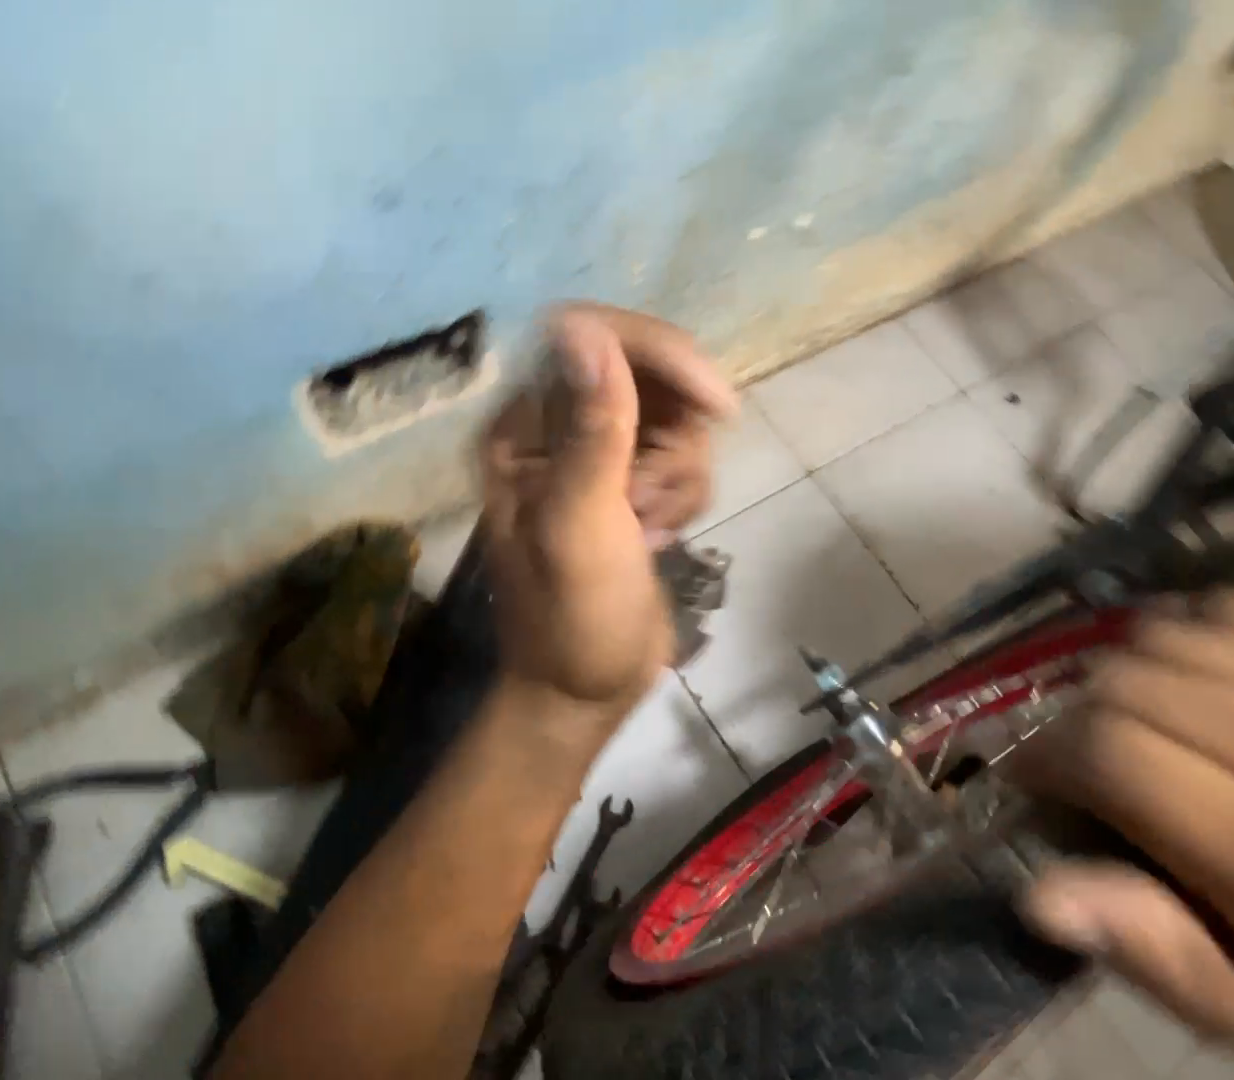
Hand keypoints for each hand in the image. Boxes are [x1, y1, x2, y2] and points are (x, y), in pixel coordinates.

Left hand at [479, 304, 733, 725]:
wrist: (588, 687)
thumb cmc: (571, 619)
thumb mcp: (579, 526)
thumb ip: (591, 430)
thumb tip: (587, 327)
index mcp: (521, 426)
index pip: (589, 334)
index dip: (656, 353)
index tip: (712, 405)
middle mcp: (557, 426)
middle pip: (645, 371)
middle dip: (673, 439)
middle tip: (653, 499)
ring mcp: (598, 453)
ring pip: (674, 417)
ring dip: (679, 476)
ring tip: (648, 530)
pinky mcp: (631, 482)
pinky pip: (684, 455)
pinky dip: (684, 496)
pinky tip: (658, 539)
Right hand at [1019, 593, 1233, 1063]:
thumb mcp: (1219, 999)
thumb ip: (1137, 945)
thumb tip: (1040, 896)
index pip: (1117, 754)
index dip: (1048, 752)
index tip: (1030, 772)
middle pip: (1135, 682)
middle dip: (1080, 712)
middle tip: (1080, 749)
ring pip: (1171, 636)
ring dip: (1130, 672)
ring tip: (1138, 718)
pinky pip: (1230, 608)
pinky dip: (1191, 638)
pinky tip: (1199, 685)